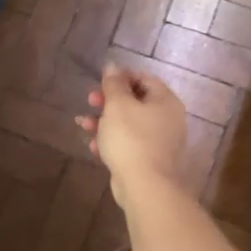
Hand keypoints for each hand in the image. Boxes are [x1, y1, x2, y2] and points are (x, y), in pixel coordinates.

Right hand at [75, 64, 187, 205]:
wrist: (145, 185)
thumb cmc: (131, 138)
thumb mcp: (117, 105)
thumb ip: (114, 84)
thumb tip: (113, 65)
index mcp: (165, 101)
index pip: (144, 79)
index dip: (121, 77)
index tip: (100, 82)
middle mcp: (168, 119)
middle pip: (136, 101)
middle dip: (109, 101)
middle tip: (90, 101)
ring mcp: (160, 141)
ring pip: (129, 123)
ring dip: (105, 121)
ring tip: (83, 125)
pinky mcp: (150, 159)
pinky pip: (129, 143)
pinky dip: (112, 141)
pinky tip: (94, 146)